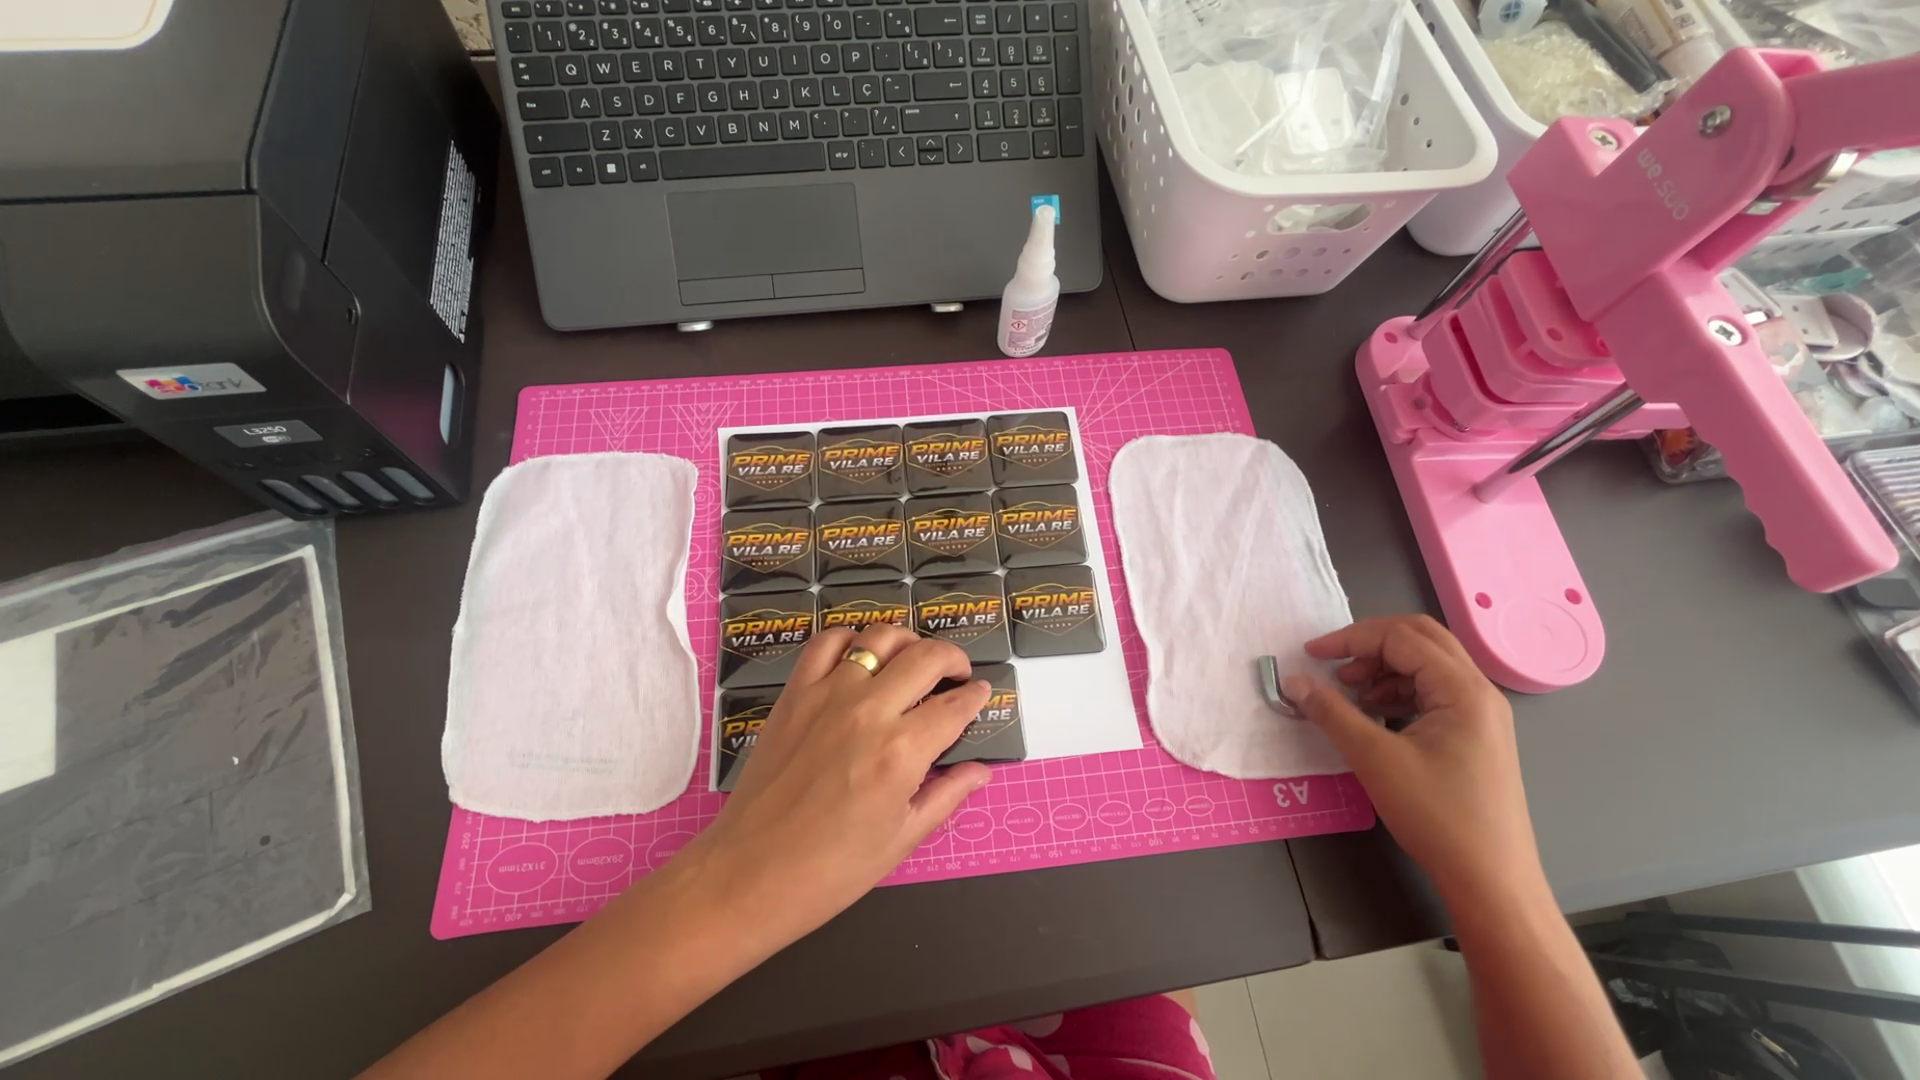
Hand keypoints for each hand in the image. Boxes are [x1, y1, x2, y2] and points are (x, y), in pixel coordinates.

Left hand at [678, 623, 992, 947]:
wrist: (750, 873)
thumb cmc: (831, 870)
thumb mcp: (902, 839)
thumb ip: (947, 795)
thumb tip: (981, 770)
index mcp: (903, 752)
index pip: (955, 707)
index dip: (976, 697)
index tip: (981, 694)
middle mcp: (869, 712)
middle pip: (927, 657)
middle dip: (954, 660)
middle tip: (957, 675)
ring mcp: (828, 695)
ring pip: (880, 638)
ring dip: (909, 641)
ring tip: (914, 659)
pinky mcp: (795, 693)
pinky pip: (827, 642)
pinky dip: (851, 638)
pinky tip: (861, 655)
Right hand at [1282, 616, 1541, 902]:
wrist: (1491, 879)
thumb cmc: (1436, 814)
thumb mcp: (1374, 759)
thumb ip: (1331, 712)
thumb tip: (1294, 681)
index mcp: (1463, 689)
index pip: (1402, 638)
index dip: (1351, 639)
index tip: (1311, 655)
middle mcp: (1479, 692)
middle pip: (1421, 639)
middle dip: (1371, 644)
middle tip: (1334, 664)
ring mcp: (1482, 715)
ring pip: (1429, 665)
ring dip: (1385, 667)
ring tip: (1350, 691)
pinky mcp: (1476, 736)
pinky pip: (1434, 692)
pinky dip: (1400, 690)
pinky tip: (1375, 713)